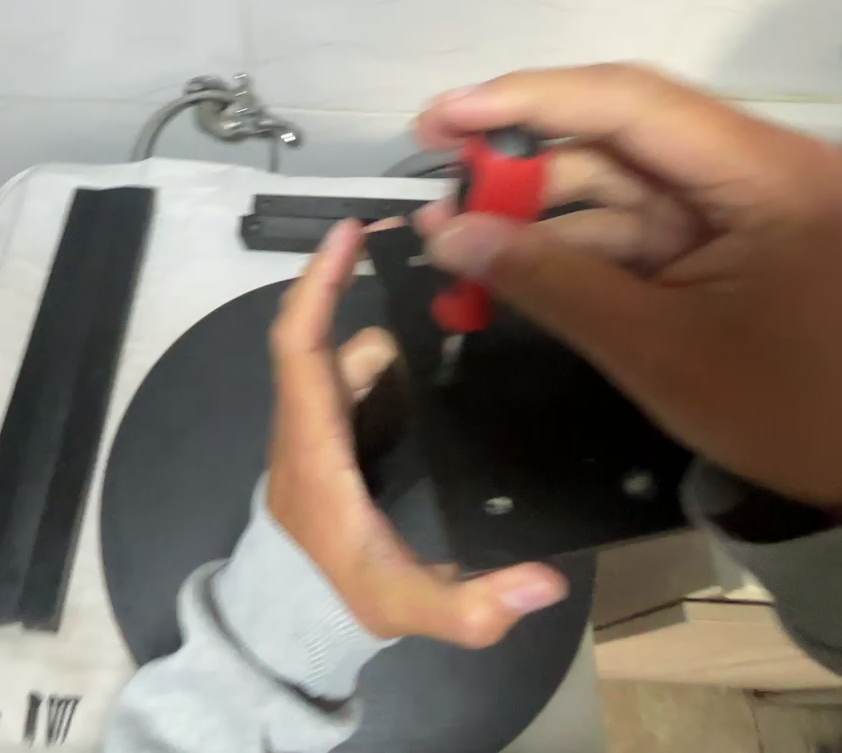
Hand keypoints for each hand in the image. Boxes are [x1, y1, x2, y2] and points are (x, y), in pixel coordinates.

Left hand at [267, 218, 569, 646]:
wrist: (297, 605)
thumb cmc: (338, 594)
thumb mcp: (400, 605)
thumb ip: (467, 607)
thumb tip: (544, 582)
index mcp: (314, 439)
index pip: (300, 345)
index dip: (318, 284)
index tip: (347, 234)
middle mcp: (311, 414)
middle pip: (324, 328)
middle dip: (351, 276)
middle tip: (412, 242)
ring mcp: (321, 416)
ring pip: (356, 353)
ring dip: (397, 340)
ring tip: (456, 327)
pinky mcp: (337, 425)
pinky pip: (363, 373)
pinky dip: (394, 362)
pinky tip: (440, 371)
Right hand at [414, 65, 841, 513]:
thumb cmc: (779, 410)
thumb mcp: (650, 347)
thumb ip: (544, 280)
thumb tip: (443, 232)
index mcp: (762, 173)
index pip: (628, 102)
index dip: (524, 100)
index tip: (441, 116)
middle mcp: (747, 160)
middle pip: (612, 124)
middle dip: (518, 143)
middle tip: (435, 157)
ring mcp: (725, 194)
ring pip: (605, 169)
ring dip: (530, 194)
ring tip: (453, 223)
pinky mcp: (705, 227)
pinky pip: (616, 213)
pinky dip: (558, 232)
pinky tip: (502, 252)